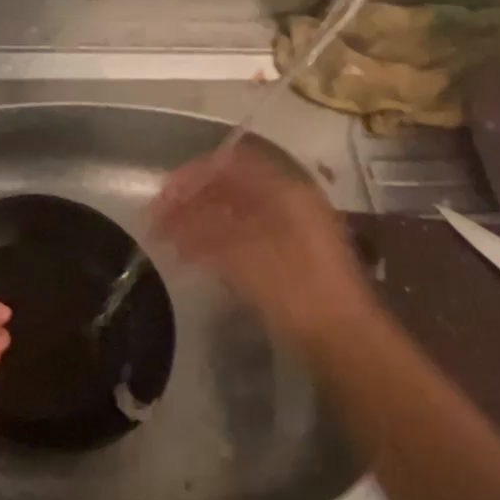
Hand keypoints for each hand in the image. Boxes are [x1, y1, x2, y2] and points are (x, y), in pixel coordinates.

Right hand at [151, 141, 377, 337]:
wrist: (341, 337)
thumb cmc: (293, 289)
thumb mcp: (242, 254)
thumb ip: (202, 228)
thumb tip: (167, 215)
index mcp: (285, 190)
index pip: (231, 162)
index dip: (193, 173)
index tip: (163, 193)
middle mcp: (291, 201)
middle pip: (233, 186)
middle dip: (192, 198)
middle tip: (158, 219)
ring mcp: (294, 229)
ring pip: (237, 212)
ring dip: (200, 220)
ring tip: (169, 240)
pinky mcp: (291, 256)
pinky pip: (245, 235)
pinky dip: (216, 240)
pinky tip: (195, 257)